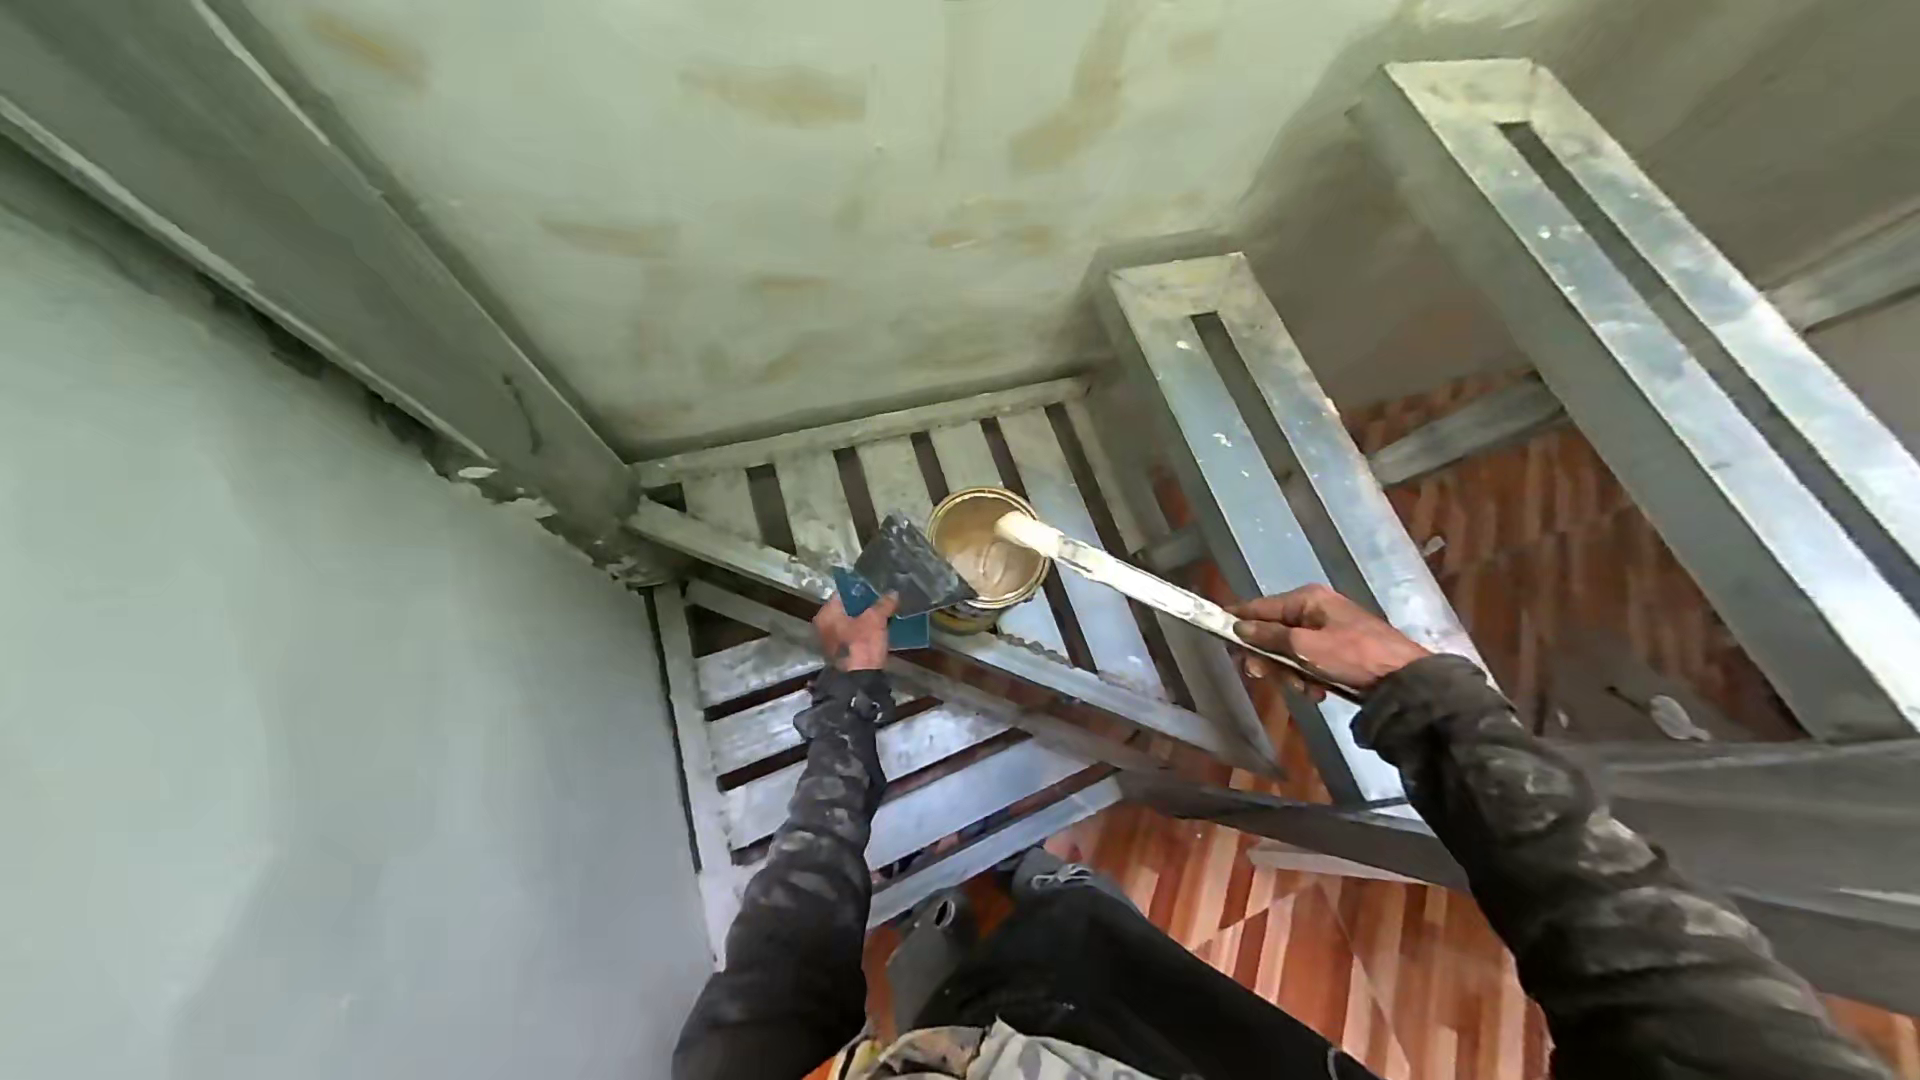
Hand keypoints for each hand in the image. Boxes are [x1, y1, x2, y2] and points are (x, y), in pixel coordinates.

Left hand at [813, 591, 899, 671]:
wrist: (858, 682)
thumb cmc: (862, 645)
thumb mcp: (875, 620)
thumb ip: (884, 604)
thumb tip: (893, 593)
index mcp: (826, 614)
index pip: (842, 593)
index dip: (860, 589)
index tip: (875, 588)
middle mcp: (823, 626)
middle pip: (846, 608)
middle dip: (864, 605)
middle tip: (881, 600)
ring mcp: (830, 641)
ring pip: (849, 623)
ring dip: (864, 619)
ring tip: (883, 614)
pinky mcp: (839, 653)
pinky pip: (852, 635)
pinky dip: (863, 632)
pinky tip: (878, 630)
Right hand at [1228, 584, 1428, 697]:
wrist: (1407, 682)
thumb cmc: (1353, 656)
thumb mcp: (1305, 647)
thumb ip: (1268, 636)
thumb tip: (1238, 626)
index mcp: (1307, 599)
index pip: (1259, 606)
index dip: (1237, 620)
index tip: (1217, 632)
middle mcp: (1314, 610)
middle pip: (1271, 632)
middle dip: (1268, 657)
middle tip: (1262, 675)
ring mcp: (1326, 631)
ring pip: (1288, 651)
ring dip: (1289, 673)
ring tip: (1304, 688)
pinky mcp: (1337, 652)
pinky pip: (1307, 662)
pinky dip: (1308, 677)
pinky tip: (1318, 691)